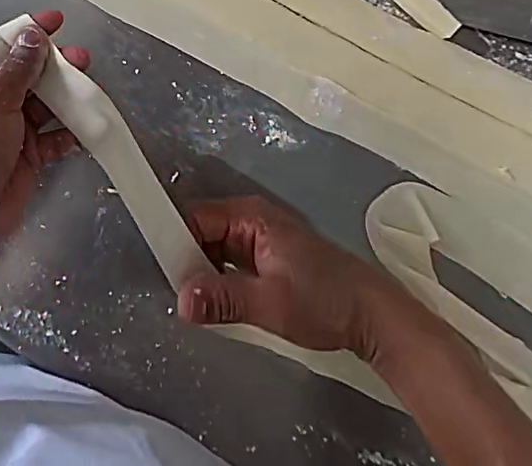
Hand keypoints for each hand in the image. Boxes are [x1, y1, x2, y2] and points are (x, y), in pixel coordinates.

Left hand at [0, 10, 86, 267]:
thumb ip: (19, 69)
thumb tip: (34, 36)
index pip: (5, 47)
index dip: (30, 32)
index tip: (57, 20)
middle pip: (32, 74)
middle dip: (56, 65)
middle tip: (82, 59)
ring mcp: (14, 129)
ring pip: (48, 104)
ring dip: (68, 96)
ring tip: (89, 89)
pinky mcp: (30, 156)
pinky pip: (56, 136)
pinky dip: (72, 131)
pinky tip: (87, 125)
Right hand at [176, 195, 428, 361]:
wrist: (369, 314)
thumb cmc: (323, 300)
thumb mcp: (271, 303)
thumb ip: (225, 299)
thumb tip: (181, 300)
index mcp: (251, 217)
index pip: (198, 217)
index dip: (176, 240)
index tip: (162, 272)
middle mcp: (251, 220)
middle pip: (202, 232)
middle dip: (187, 260)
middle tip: (177, 294)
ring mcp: (258, 239)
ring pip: (213, 248)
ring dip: (201, 272)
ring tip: (189, 301)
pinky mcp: (264, 258)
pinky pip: (227, 262)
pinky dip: (216, 279)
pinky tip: (212, 302)